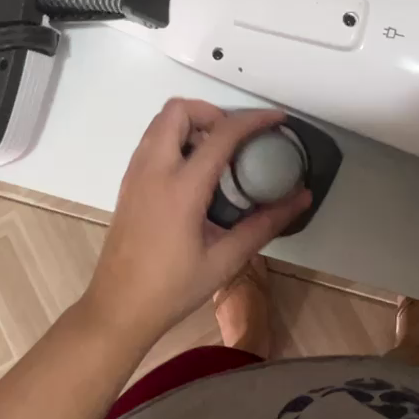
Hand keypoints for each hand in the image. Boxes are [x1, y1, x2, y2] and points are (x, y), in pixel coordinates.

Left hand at [80, 99, 311, 350]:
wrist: (117, 309)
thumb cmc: (172, 288)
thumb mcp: (225, 260)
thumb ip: (265, 224)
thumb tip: (301, 197)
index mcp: (181, 188)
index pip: (221, 134)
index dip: (253, 120)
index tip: (277, 119)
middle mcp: (154, 170)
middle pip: (179, 110)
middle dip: (212, 111)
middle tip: (236, 136)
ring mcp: (135, 173)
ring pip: (160, 121)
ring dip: (192, 122)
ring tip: (218, 152)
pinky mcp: (128, 182)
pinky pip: (152, 140)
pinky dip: (176, 138)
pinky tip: (195, 171)